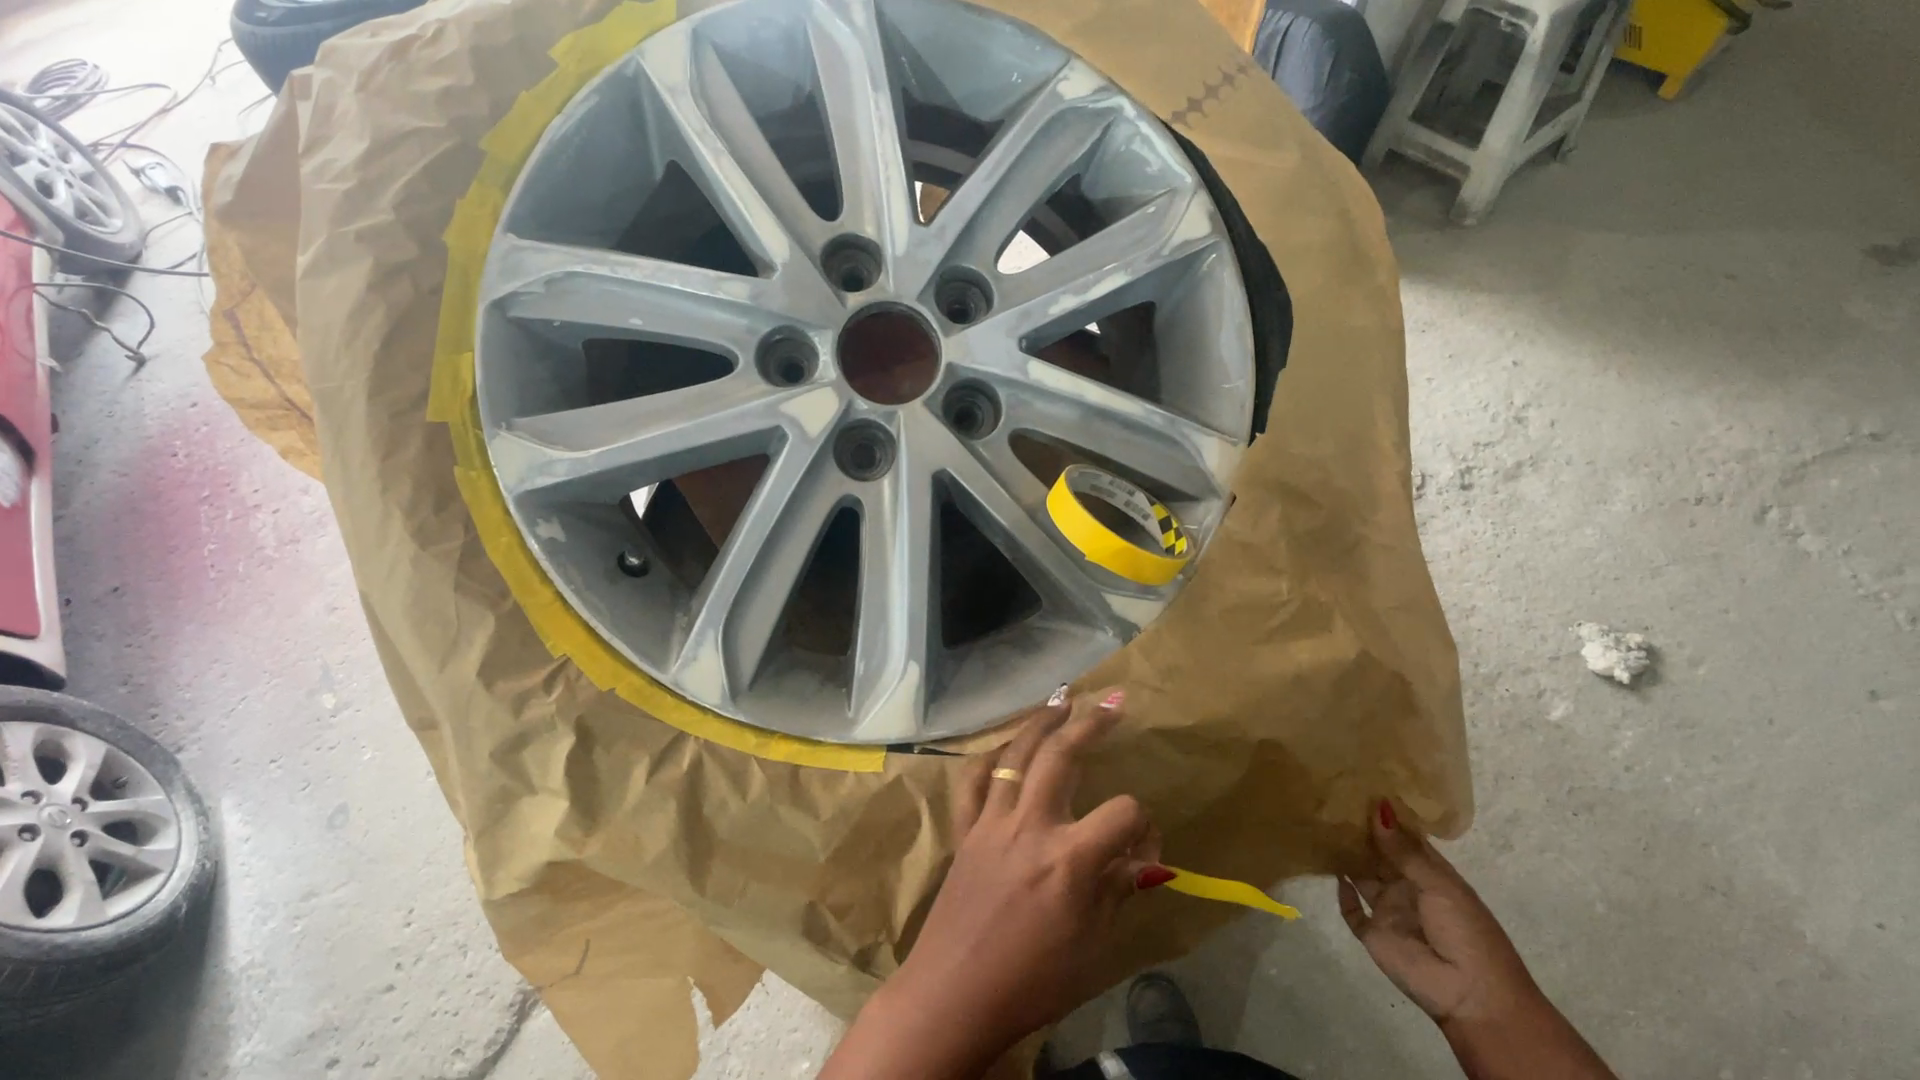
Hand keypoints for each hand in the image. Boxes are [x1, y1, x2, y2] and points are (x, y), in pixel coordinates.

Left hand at [822, 688, 1160, 1079]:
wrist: (953, 995)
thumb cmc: (1032, 981)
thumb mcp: (1092, 946)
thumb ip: (1117, 890)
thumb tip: (1144, 859)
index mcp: (1068, 859)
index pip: (1123, 812)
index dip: (1144, 825)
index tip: (1145, 849)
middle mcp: (1029, 827)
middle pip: (1063, 757)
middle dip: (1090, 724)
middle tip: (1111, 703)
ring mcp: (991, 824)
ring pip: (1015, 756)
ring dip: (1040, 723)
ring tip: (1060, 700)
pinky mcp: (965, 833)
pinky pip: (973, 782)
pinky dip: (989, 758)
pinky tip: (1003, 747)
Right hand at [1339, 803, 1619, 1079]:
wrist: (1471, 993)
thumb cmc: (1466, 932)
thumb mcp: (1439, 885)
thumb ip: (1403, 851)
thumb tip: (1378, 808)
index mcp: (1433, 874)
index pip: (1406, 839)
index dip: (1387, 817)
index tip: (1362, 788)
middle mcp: (1408, 887)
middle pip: (1379, 855)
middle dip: (1360, 833)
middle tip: (1331, 802)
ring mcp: (1389, 910)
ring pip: (1362, 877)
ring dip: (1347, 857)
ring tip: (1322, 827)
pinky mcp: (1372, 933)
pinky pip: (1351, 910)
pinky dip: (1341, 893)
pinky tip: (1331, 873)